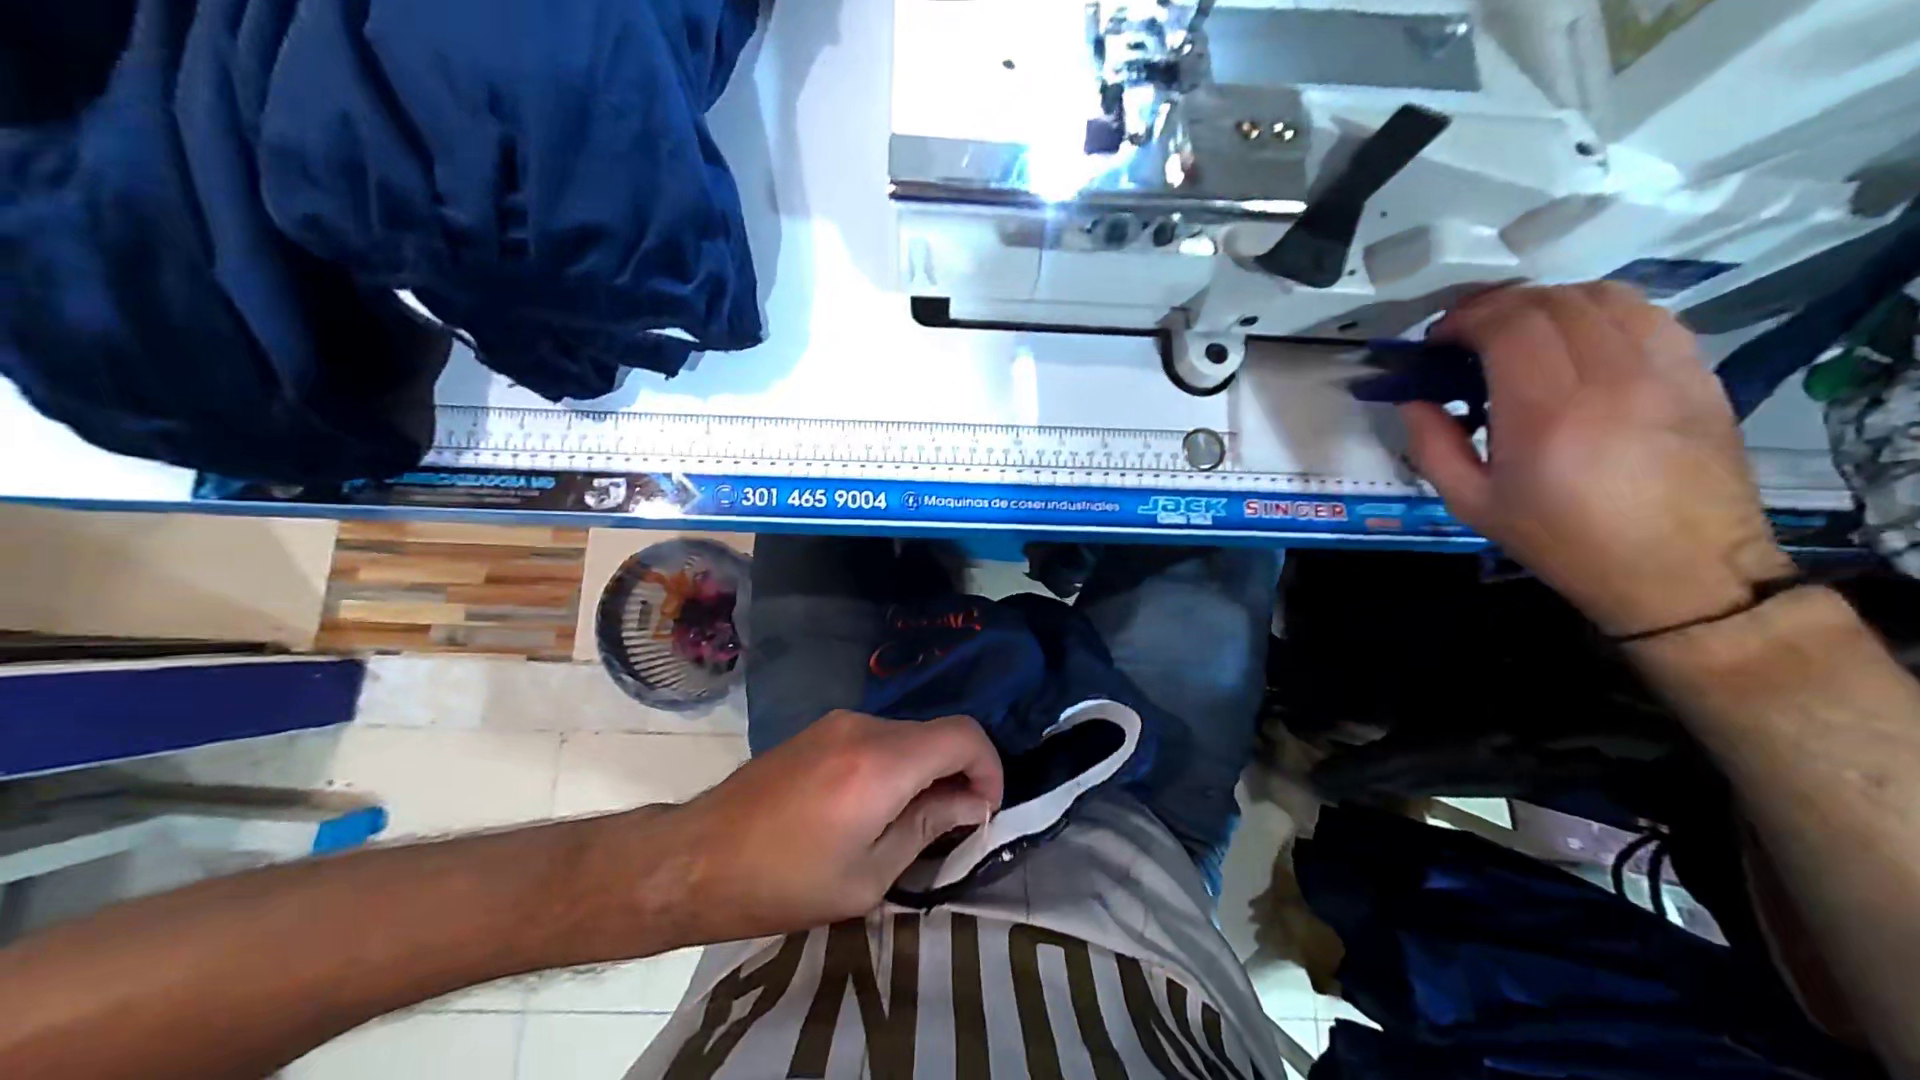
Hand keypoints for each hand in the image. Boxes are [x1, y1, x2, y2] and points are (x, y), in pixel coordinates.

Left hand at [646, 711, 1001, 944]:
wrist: (697, 859)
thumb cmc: (784, 882)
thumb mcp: (868, 875)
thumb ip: (928, 826)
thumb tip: (972, 803)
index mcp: (881, 763)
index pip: (964, 735)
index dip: (989, 768)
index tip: (984, 810)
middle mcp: (863, 726)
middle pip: (937, 733)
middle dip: (958, 773)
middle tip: (953, 824)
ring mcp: (836, 722)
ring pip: (908, 734)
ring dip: (925, 769)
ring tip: (911, 820)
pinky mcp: (818, 729)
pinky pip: (877, 737)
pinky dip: (895, 763)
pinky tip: (874, 804)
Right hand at [1401, 284, 1793, 636]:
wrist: (1678, 568)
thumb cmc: (1562, 539)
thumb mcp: (1472, 504)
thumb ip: (1433, 445)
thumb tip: (1414, 400)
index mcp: (1545, 413)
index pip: (1508, 325)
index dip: (1466, 319)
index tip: (1440, 339)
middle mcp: (1609, 377)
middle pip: (1551, 302)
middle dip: (1498, 306)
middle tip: (1468, 332)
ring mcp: (1663, 369)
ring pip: (1603, 295)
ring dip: (1549, 301)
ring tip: (1522, 329)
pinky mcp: (1697, 372)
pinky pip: (1647, 314)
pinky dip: (1600, 311)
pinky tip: (1579, 337)